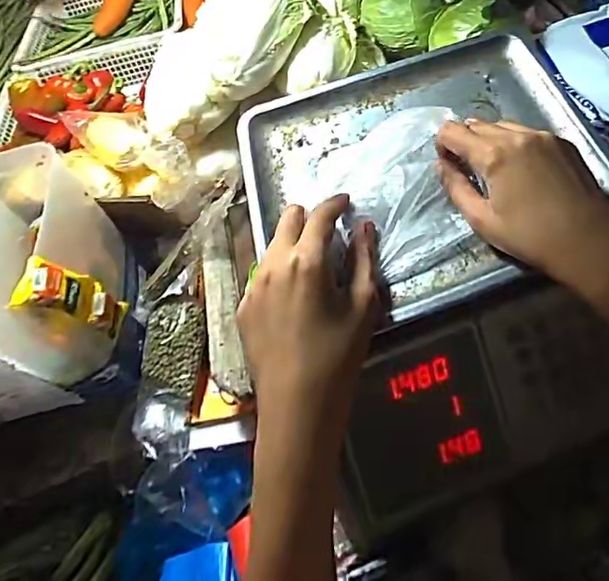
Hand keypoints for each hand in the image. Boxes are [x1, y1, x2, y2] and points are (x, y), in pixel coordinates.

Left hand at [238, 195, 382, 414]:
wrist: (296, 406)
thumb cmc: (338, 355)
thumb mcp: (363, 305)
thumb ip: (364, 259)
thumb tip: (364, 228)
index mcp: (307, 259)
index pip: (320, 214)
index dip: (336, 203)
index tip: (346, 202)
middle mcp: (275, 263)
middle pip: (288, 217)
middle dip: (310, 217)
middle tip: (329, 232)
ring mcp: (254, 284)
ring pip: (273, 243)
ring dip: (293, 242)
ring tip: (313, 265)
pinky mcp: (244, 306)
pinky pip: (262, 272)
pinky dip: (280, 269)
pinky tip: (294, 294)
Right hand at [435, 119, 608, 300]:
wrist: (591, 241)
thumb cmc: (532, 237)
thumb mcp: (484, 221)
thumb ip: (456, 188)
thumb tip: (442, 165)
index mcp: (494, 154)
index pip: (453, 131)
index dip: (443, 144)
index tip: (448, 163)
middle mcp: (517, 135)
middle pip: (477, 124)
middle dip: (466, 141)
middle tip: (470, 169)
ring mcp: (542, 135)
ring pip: (503, 126)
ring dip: (491, 140)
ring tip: (498, 169)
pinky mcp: (562, 142)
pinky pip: (527, 133)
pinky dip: (516, 143)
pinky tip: (524, 168)